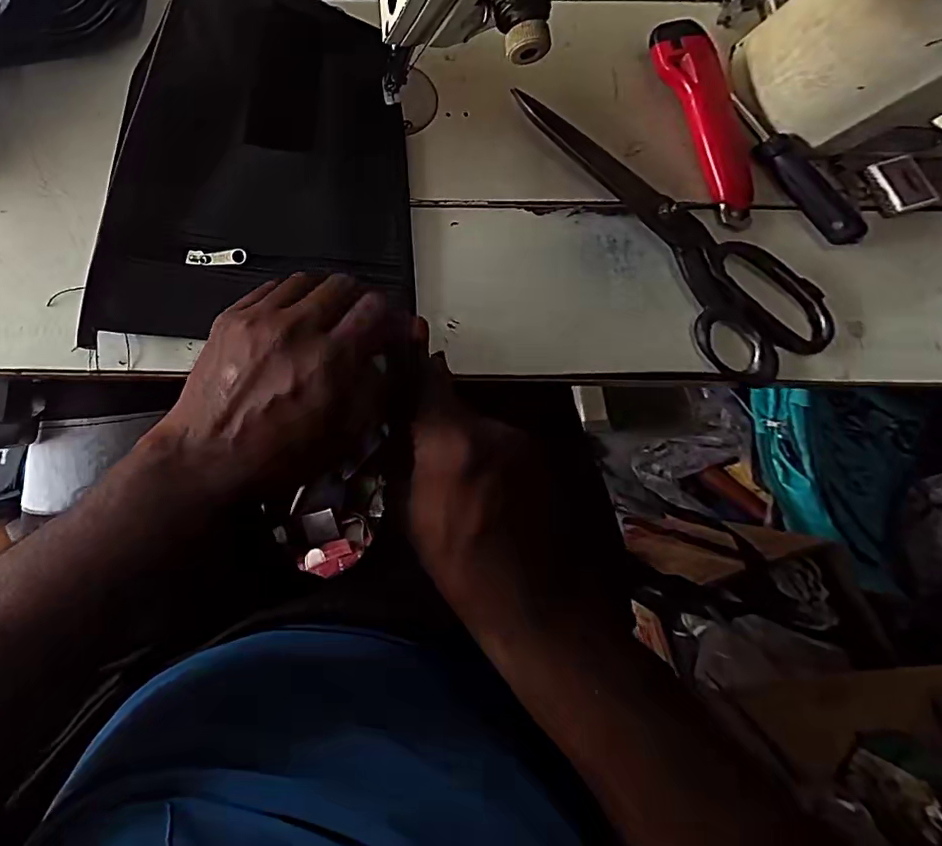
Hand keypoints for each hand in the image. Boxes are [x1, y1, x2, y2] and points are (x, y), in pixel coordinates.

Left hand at [143, 272, 408, 504]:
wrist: (206, 458)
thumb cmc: (267, 457)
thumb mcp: (341, 437)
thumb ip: (372, 390)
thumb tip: (384, 360)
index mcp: (329, 361)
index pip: (376, 308)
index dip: (389, 315)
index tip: (387, 326)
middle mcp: (295, 331)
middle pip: (344, 285)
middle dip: (359, 300)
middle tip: (357, 318)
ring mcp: (259, 320)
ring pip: (307, 280)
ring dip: (323, 294)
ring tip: (324, 315)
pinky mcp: (231, 318)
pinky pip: (270, 288)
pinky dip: (288, 297)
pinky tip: (289, 317)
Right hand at [404, 350, 624, 627]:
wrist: (538, 608)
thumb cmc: (459, 566)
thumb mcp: (410, 514)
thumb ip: (402, 459)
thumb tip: (394, 427)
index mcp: (450, 442)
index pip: (425, 379)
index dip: (412, 357)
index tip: (406, 334)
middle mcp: (492, 428)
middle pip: (454, 402)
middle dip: (436, 414)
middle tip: (421, 439)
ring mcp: (526, 441)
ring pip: (482, 421)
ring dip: (465, 436)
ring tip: (458, 473)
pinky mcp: (548, 457)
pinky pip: (506, 440)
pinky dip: (491, 451)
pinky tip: (488, 485)